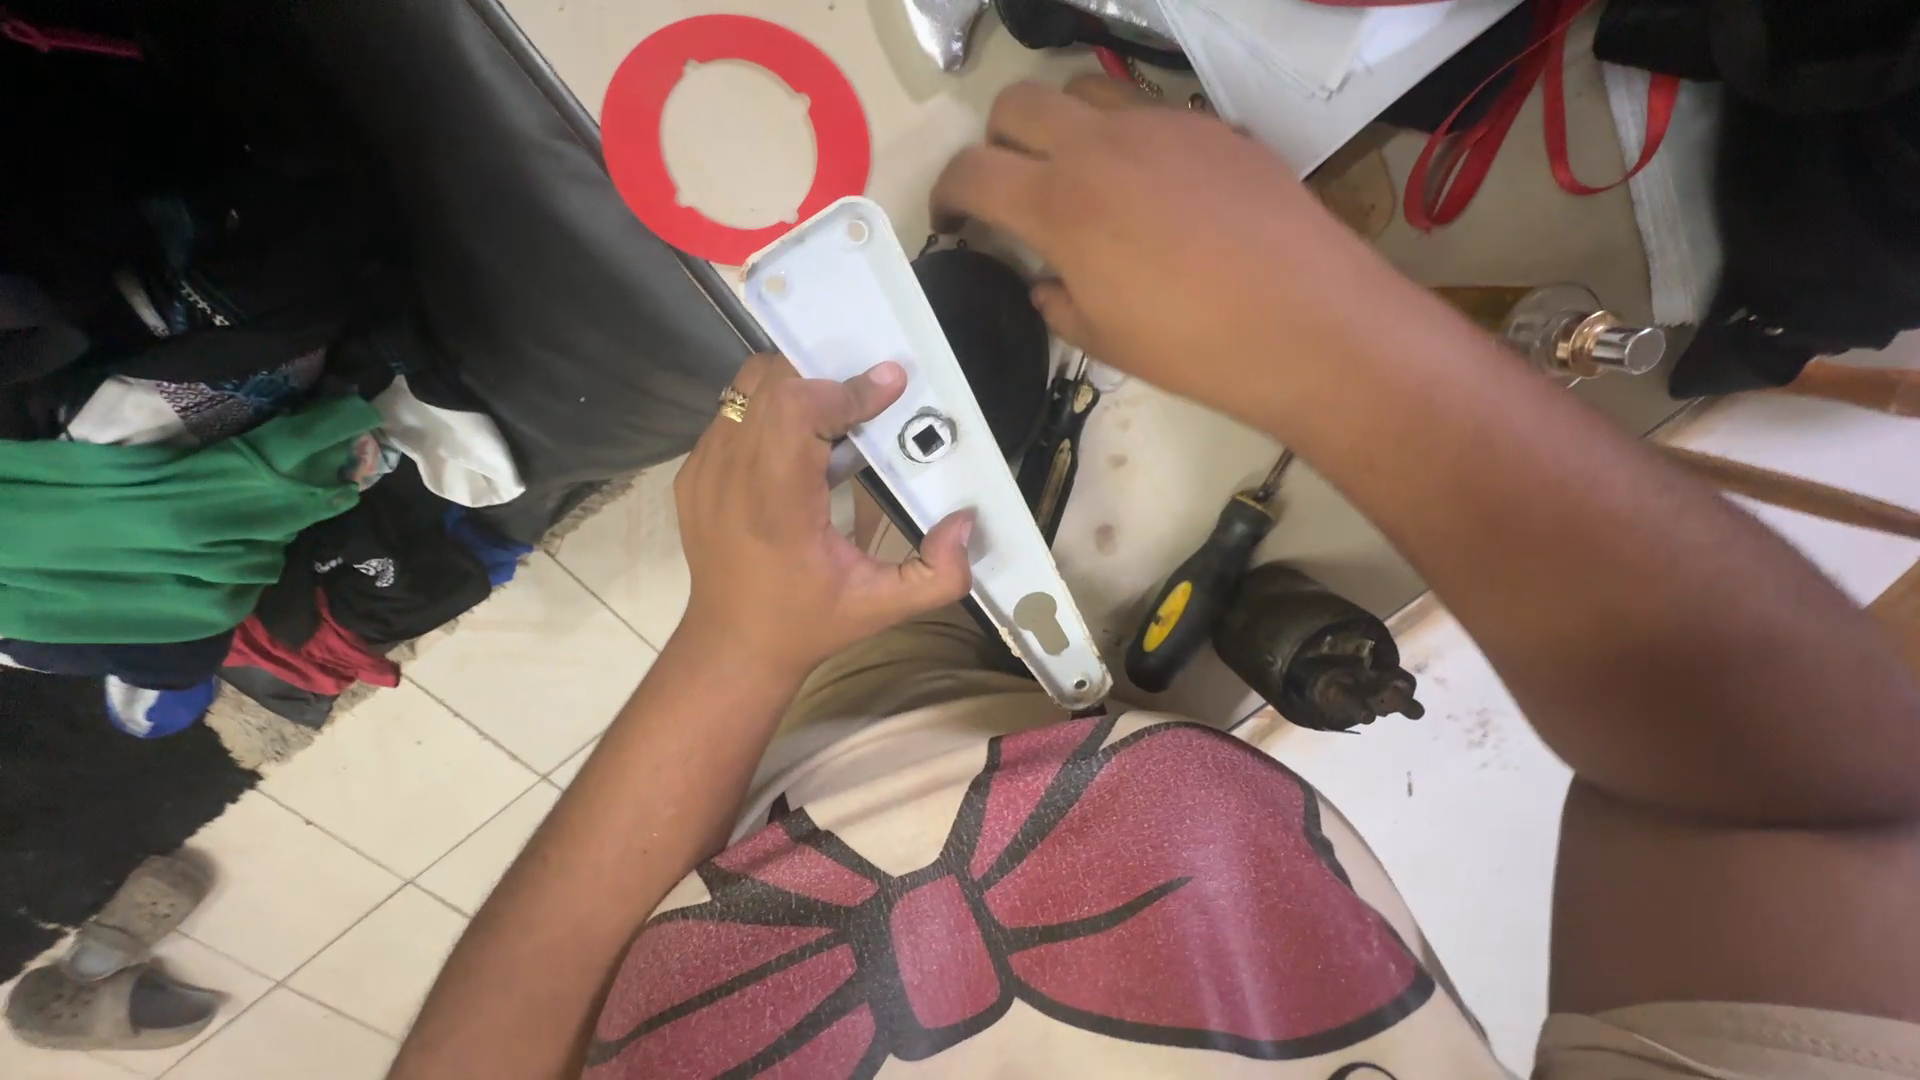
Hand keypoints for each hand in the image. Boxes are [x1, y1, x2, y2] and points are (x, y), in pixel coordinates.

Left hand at [672, 354, 974, 680]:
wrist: (732, 646)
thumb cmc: (807, 624)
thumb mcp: (881, 608)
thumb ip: (938, 573)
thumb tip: (963, 521)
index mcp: (774, 505)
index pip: (796, 409)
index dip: (846, 389)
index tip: (889, 386)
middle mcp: (729, 476)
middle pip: (770, 383)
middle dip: (822, 376)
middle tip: (865, 397)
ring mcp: (704, 470)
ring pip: (748, 389)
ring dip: (795, 388)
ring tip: (834, 415)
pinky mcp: (694, 472)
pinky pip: (733, 414)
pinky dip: (770, 411)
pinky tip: (800, 446)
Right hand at [931, 77, 1413, 427]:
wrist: (1305, 323)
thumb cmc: (1190, 346)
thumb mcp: (1101, 339)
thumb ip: (1055, 300)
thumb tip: (1044, 281)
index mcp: (1060, 204)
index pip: (971, 171)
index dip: (946, 193)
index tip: (951, 219)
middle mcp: (1101, 145)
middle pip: (1016, 104)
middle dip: (995, 143)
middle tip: (1010, 191)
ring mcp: (1161, 124)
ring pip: (1082, 90)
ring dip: (1060, 127)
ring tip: (1079, 180)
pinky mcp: (1211, 126)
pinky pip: (1146, 112)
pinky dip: (1124, 140)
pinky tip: (1150, 191)